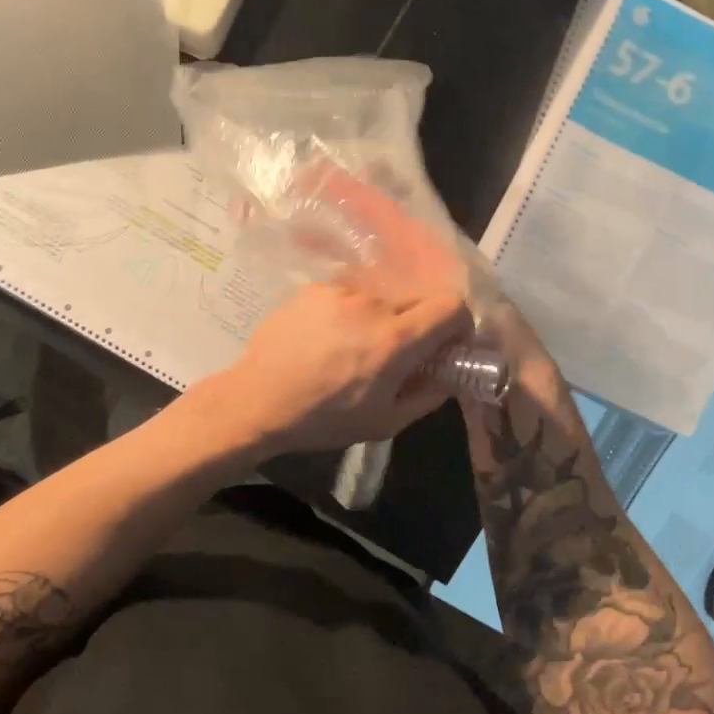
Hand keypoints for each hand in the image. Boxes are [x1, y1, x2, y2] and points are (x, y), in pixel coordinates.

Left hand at [186, 282, 471, 455]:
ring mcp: (339, 293)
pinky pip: (347, 294)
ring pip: (379, 297)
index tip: (444, 345)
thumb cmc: (322, 420)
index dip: (456, 325)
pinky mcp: (312, 290)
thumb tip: (449, 376)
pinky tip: (326, 339)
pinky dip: (347, 313)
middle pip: (416, 299)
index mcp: (395, 339)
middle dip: (417, 324)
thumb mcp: (383, 423)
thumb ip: (427, 397)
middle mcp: (371, 305)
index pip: (451, 306)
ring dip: (378, 318)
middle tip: (396, 353)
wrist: (257, 401)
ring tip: (351, 348)